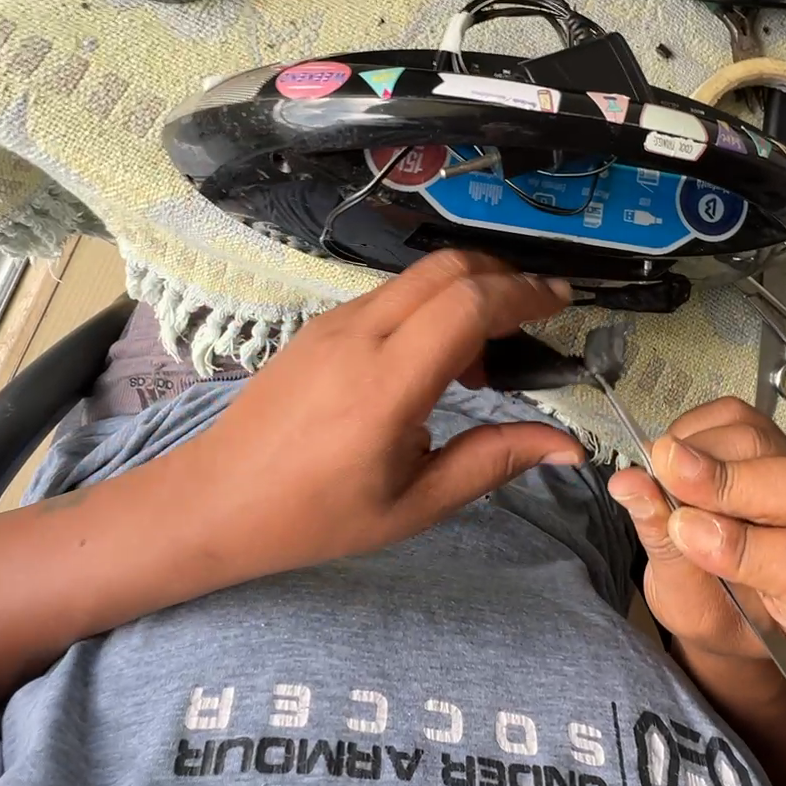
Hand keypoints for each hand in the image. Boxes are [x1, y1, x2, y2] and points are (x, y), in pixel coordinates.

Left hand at [163, 250, 585, 581]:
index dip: (524, 294)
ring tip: (488, 356)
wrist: (216, 498)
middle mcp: (359, 334)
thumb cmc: (316, 517)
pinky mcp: (321, 324)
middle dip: (505, 276)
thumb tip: (568, 446)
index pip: (467, 305)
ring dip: (468, 291)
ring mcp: (334, 321)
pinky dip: (433, 304)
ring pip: (418, 276)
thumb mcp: (414, 504)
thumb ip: (493, 461)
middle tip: (539, 313)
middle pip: (447, 268)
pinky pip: (391, 295)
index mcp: (385, 383)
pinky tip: (437, 358)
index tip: (562, 303)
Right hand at [606, 397, 785, 660]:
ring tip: (659, 471)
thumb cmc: (714, 611)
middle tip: (666, 471)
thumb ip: (666, 547)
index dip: (748, 545)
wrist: (720, 592)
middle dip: (730, 479)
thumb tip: (630, 483)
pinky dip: (694, 429)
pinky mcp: (771, 439)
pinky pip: (737, 416)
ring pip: (765, 443)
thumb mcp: (686, 604)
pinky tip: (671, 455)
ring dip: (701, 450)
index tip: (684, 531)